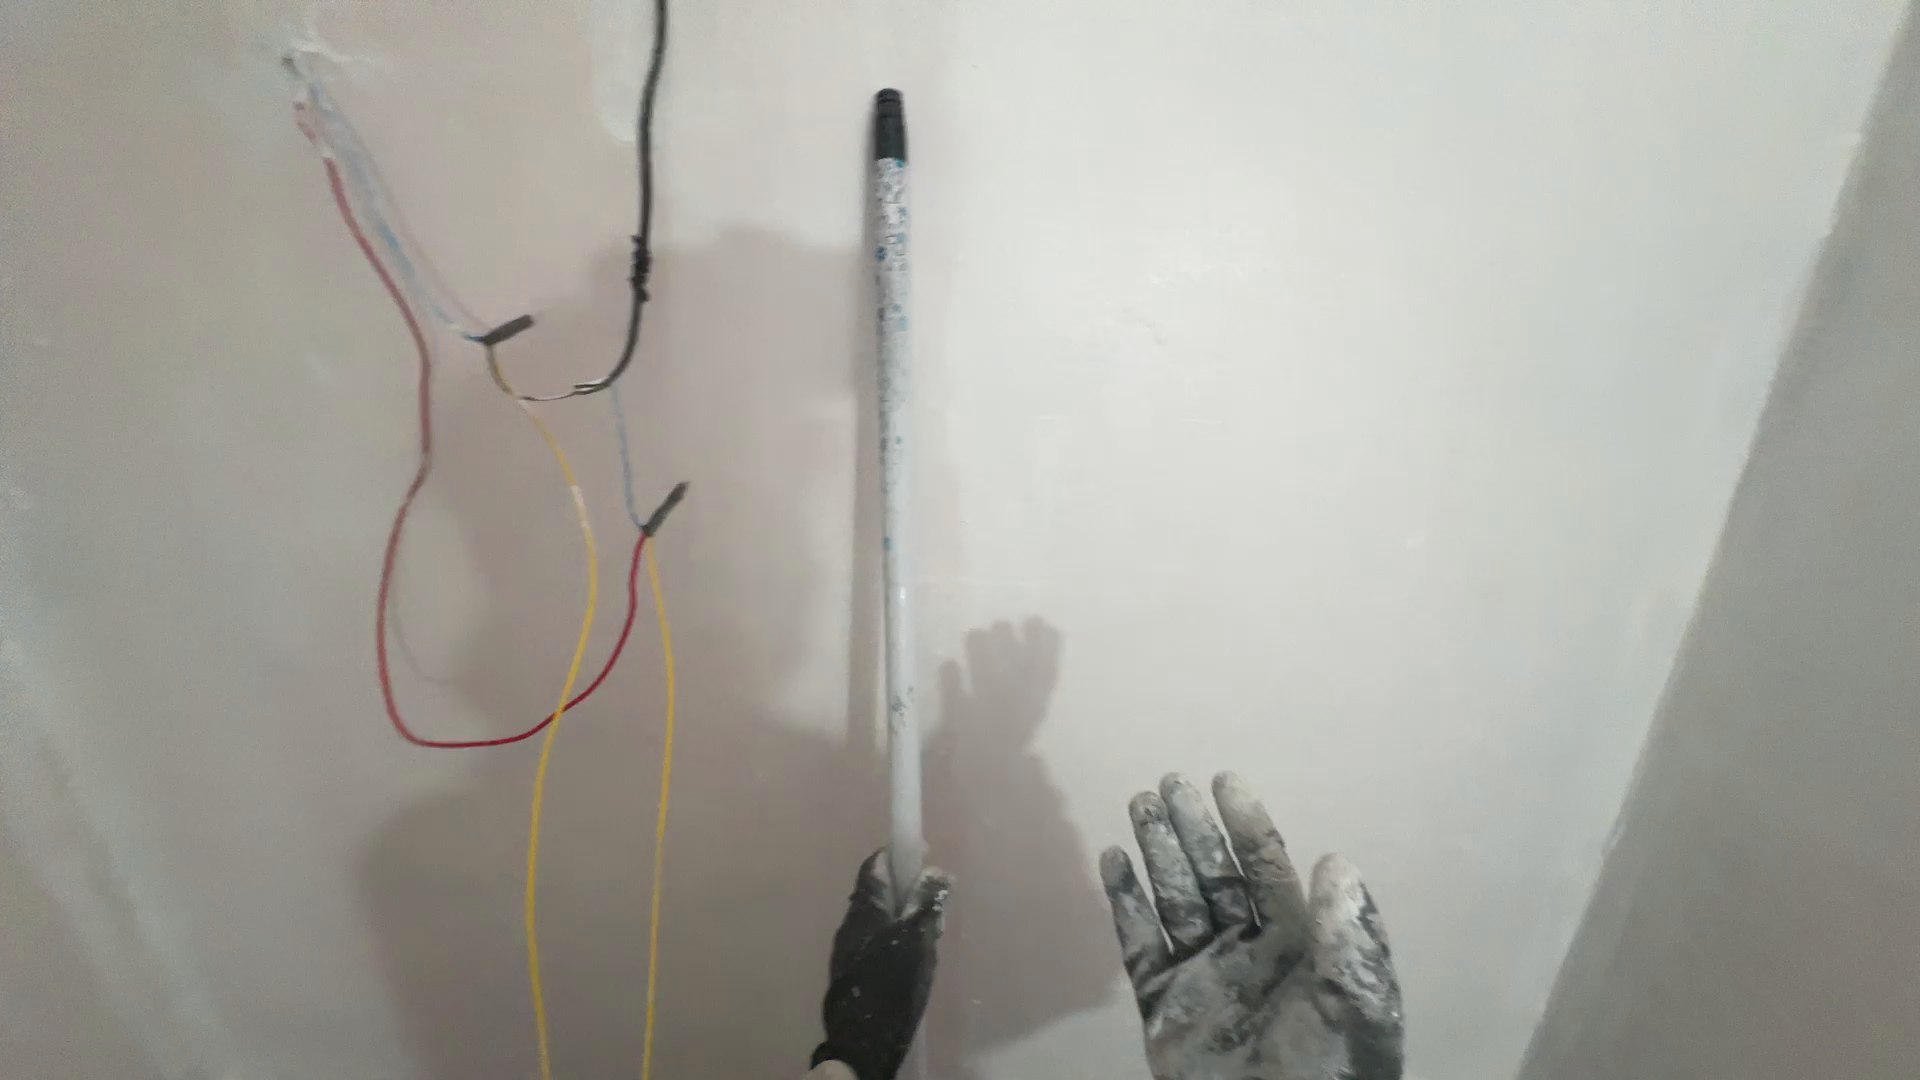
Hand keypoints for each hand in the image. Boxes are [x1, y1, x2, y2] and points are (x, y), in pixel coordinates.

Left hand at [813, 850, 952, 1079]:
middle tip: (933, 897)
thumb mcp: (917, 942)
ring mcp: (847, 946)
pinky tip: (911, 953)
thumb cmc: (891, 987)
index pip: (876, 865)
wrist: (860, 1045)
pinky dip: (894, 933)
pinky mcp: (849, 968)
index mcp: (865, 909)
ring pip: (878, 914)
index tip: (922, 852)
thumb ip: (925, 903)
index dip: (898, 853)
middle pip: (878, 889)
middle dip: (906, 886)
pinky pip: (875, 936)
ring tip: (928, 929)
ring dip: (901, 912)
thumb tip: (934, 869)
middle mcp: (851, 921)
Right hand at [1100, 774, 1403, 1079]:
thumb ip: (1350, 942)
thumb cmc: (1322, 1079)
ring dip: (1156, 850)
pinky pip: (1138, 942)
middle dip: (1192, 827)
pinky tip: (1112, 860)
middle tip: (1168, 781)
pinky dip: (1123, 900)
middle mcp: (1246, 952)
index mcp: (1294, 949)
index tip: (1226, 780)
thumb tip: (1337, 861)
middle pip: (1213, 875)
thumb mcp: (1357, 1017)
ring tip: (1140, 803)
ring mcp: (1201, 976)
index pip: (1267, 870)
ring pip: (1173, 897)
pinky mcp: (1162, 1004)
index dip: (1248, 824)